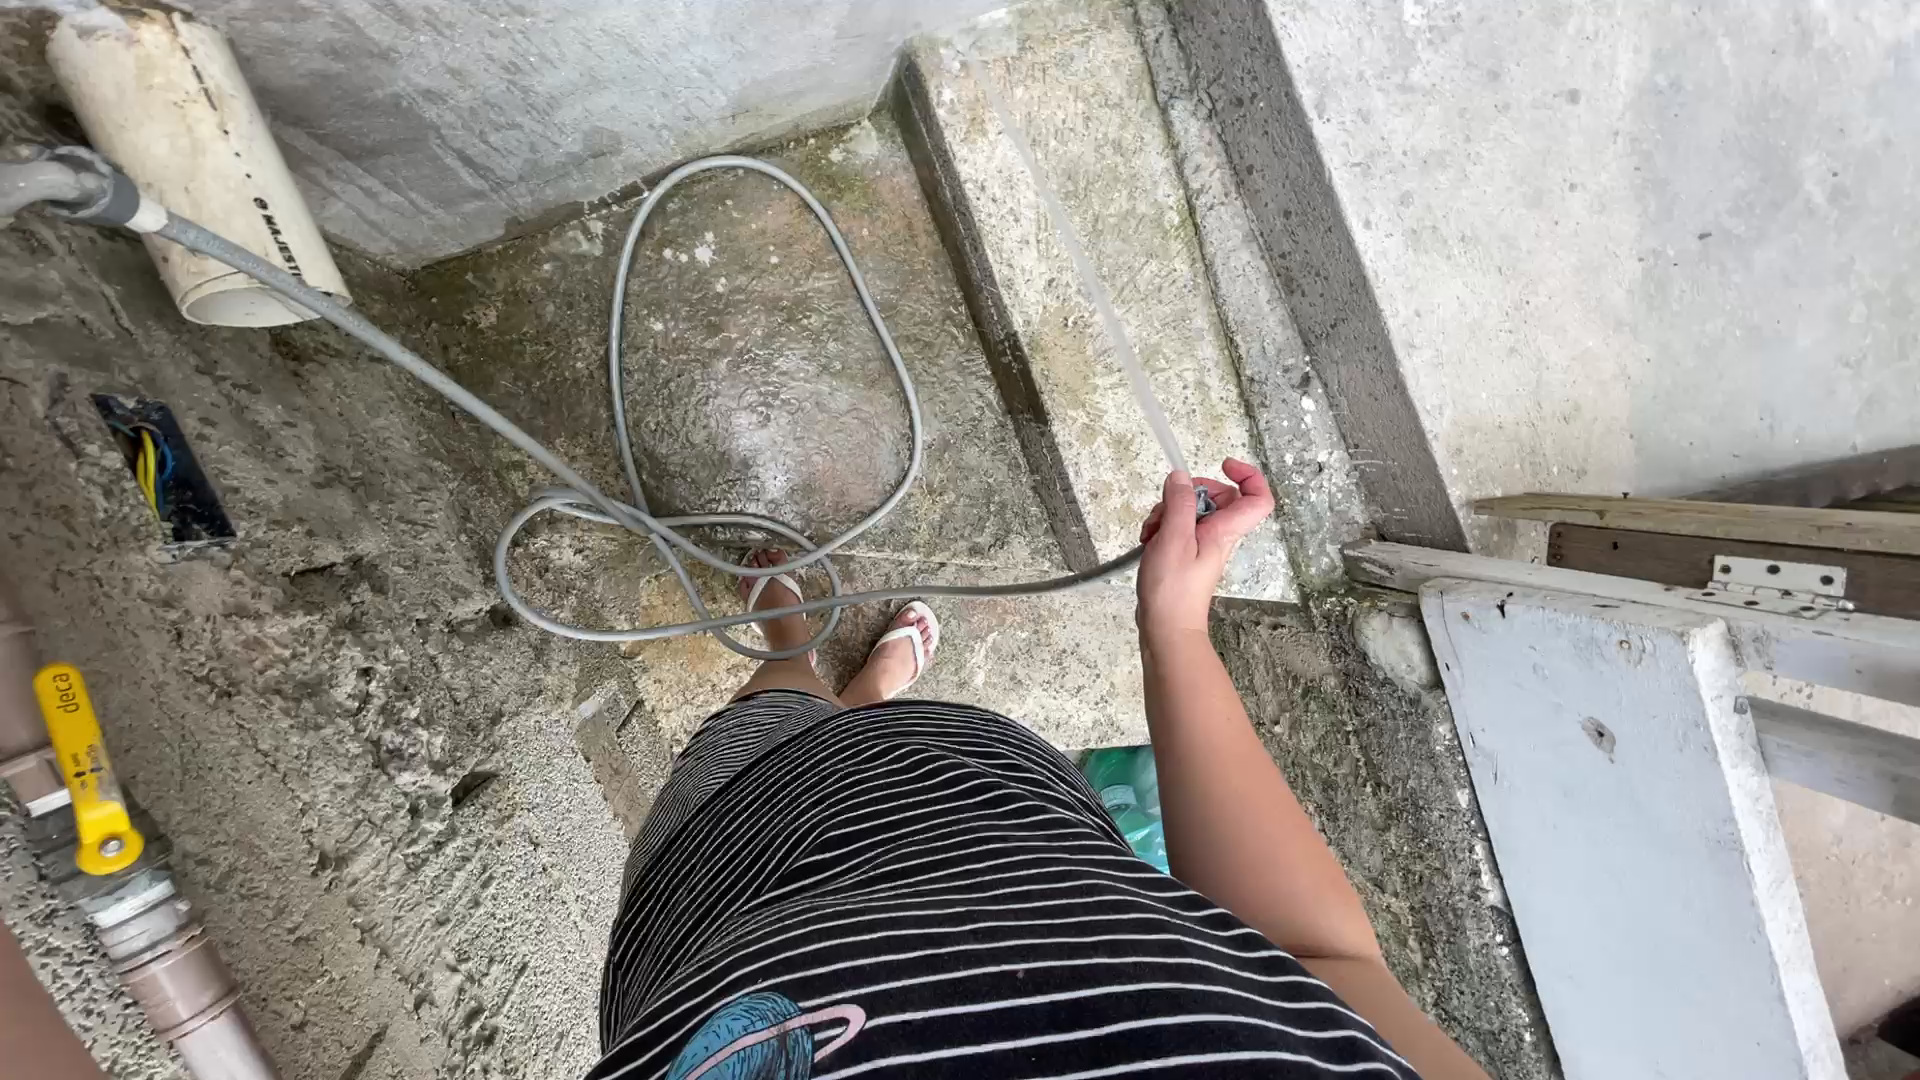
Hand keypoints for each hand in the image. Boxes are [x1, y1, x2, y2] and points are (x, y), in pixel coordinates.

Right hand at [1136, 458, 1274, 638]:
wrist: (1166, 628)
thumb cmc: (1173, 589)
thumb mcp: (1173, 539)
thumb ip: (1178, 505)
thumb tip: (1180, 477)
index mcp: (1224, 531)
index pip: (1257, 498)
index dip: (1248, 475)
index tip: (1222, 464)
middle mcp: (1218, 536)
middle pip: (1216, 498)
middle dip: (1186, 493)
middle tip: (1167, 505)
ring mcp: (1201, 545)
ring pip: (1191, 512)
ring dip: (1167, 513)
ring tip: (1151, 531)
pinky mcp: (1185, 554)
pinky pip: (1178, 529)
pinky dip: (1161, 528)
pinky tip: (1148, 540)